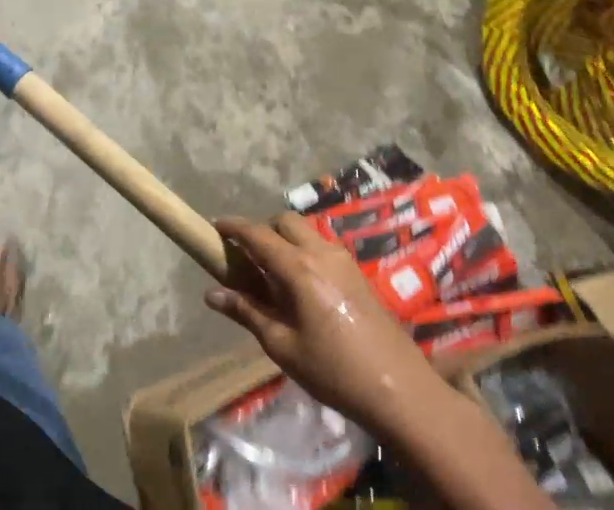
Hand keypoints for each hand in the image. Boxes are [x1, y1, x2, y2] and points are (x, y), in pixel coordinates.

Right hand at [207, 214, 448, 431]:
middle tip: (247, 256)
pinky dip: (305, 254)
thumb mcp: (281, 345)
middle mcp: (323, 255)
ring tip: (273, 274)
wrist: (402, 393)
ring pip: (308, 234)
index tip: (214, 228)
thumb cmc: (334, 370)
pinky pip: (325, 250)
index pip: (256, 233)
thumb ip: (246, 312)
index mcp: (298, 269)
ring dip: (286, 241)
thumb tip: (212, 295)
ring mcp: (347, 264)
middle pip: (286, 221)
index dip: (232, 227)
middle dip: (263, 229)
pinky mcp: (361, 278)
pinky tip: (302, 288)